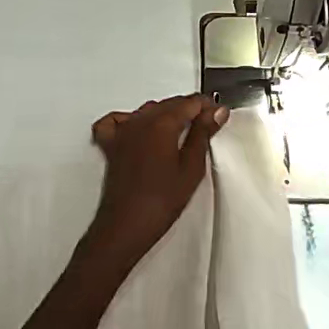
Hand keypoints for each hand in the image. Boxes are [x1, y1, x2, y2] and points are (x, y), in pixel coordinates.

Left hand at [82, 95, 228, 270]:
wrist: (126, 226)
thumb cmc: (158, 203)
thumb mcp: (191, 168)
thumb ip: (203, 134)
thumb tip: (215, 112)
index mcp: (162, 124)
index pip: (189, 102)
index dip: (207, 105)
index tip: (217, 112)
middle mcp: (139, 122)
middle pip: (169, 104)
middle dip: (189, 109)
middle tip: (207, 122)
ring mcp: (123, 132)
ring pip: (147, 110)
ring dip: (165, 113)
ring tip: (181, 129)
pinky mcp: (111, 144)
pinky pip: (117, 121)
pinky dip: (129, 120)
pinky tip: (139, 128)